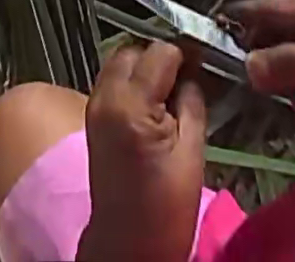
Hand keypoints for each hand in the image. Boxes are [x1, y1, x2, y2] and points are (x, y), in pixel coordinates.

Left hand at [77, 41, 206, 261]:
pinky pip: (111, 78)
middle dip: (160, 56)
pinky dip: (130, 79)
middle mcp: (105, 94)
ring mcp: (94, 102)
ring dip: (143, 65)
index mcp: (131, 103)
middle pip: (133, 50)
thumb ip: (192, 104)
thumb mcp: (192, 154)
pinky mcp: (91, 112)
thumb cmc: (166, 207)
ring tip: (171, 87)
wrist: (127, 244)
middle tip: (188, 76)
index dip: (183, 53)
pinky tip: (152, 99)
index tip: (203, 61)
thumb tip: (193, 73)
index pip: (159, 53)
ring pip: (119, 60)